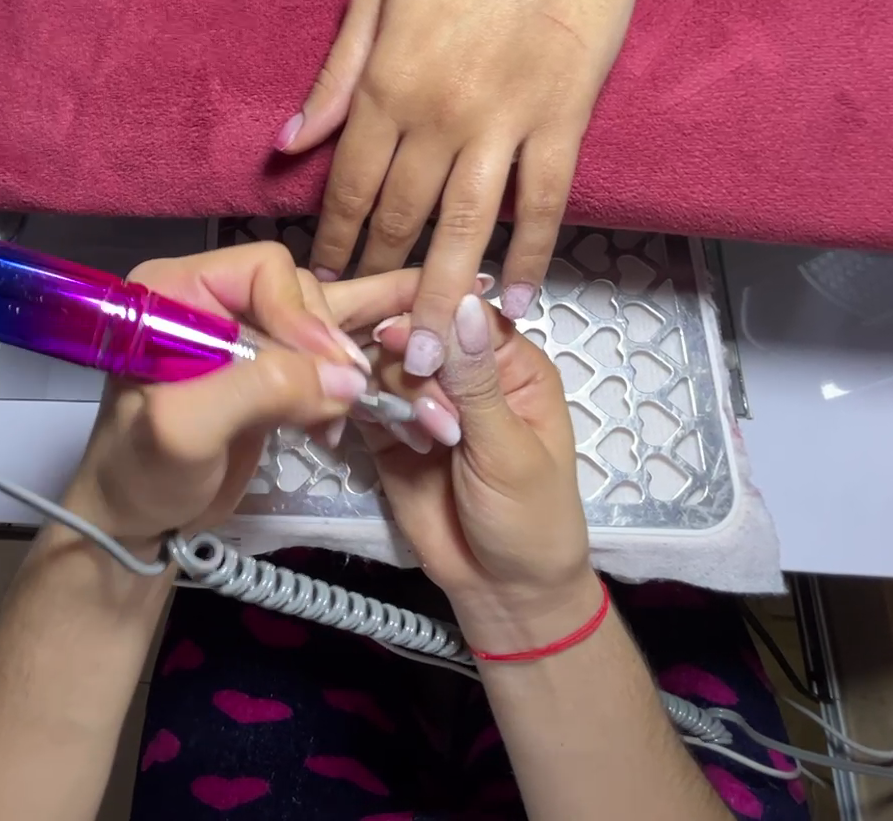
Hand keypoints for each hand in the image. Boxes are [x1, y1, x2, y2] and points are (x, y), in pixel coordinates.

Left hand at [63, 243, 420, 544]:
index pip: (262, 269)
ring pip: (311, 323)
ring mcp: (237, 336)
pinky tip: (330, 421)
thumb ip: (260, 390)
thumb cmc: (143, 473)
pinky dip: (331, 385)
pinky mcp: (259, 371)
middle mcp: (209, 302)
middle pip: (295, 292)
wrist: (138, 522)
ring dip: (332, 369)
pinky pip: (313, 357)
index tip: (321, 368)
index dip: (297, 312)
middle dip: (321, 345)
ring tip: (332, 417)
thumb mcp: (188, 429)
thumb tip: (345, 378)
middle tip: (339, 398)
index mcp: (176, 291)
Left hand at [277, 0, 688, 378]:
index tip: (320, 283)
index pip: (350, 185)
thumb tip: (290, 142)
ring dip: (445, 295)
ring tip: (431, 353)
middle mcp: (438, 117)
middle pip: (401, 217)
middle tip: (365, 333)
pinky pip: (546, 203)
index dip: (332, 238)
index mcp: (387, 87)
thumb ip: (335, 77)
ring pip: (467, 228)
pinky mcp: (564, 121)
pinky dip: (534, 256)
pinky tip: (520, 301)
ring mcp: (505, 124)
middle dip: (377, 278)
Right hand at [363, 295, 600, 652]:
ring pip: (384, 363)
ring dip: (393, 395)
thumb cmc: (529, 517)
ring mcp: (421, 401)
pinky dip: (364, 410)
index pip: (464, 314)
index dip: (433, 318)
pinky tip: (386, 437)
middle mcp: (462, 374)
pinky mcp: (388, 429)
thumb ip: (474, 380)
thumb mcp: (508, 449)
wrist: (498, 589)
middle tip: (428, 418)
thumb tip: (462, 303)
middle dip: (412, 367)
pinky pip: (364, 399)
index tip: (404, 339)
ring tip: (420, 440)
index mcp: (509, 366)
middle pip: (415, 333)